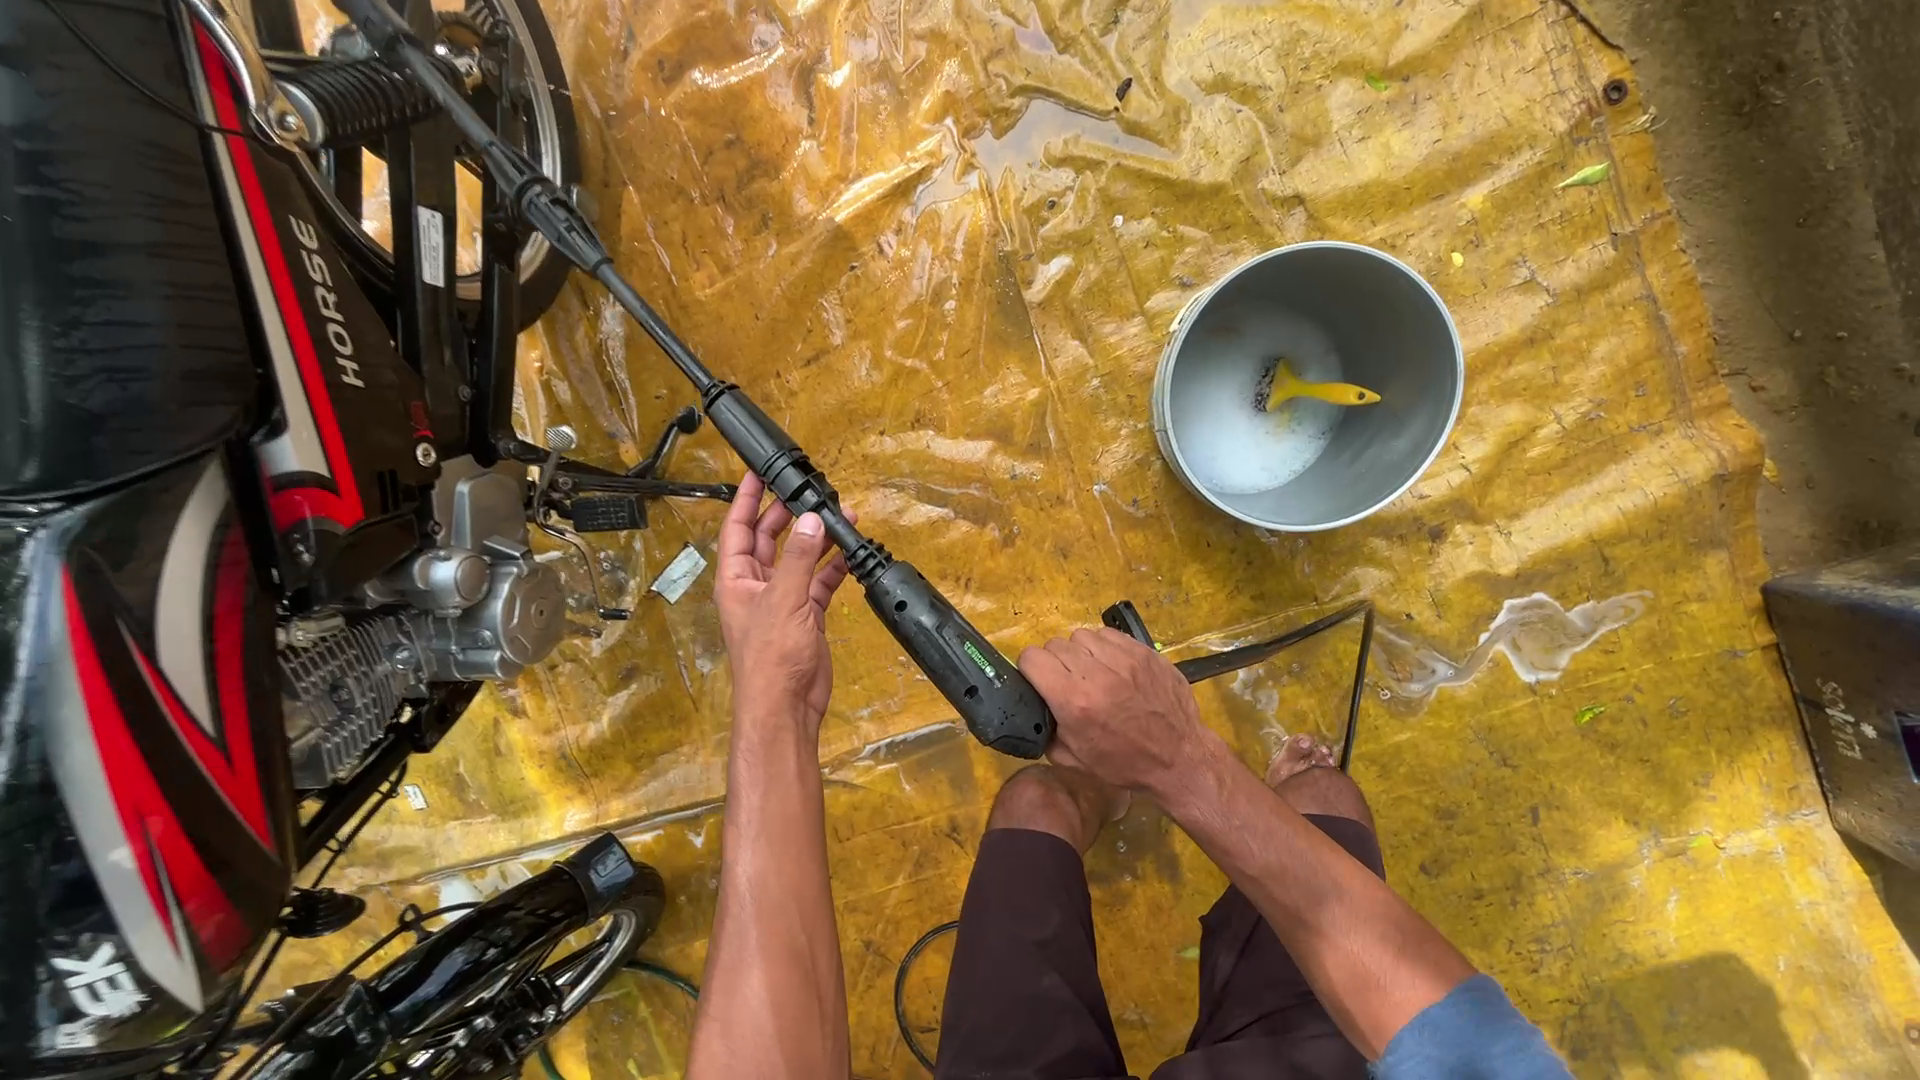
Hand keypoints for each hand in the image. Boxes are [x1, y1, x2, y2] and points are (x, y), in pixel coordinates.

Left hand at [715, 473, 851, 731]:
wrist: (787, 706)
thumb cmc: (771, 658)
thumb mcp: (784, 600)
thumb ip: (800, 558)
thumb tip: (810, 520)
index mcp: (736, 579)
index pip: (737, 527)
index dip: (747, 499)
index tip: (759, 473)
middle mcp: (756, 586)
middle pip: (769, 539)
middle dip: (788, 515)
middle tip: (809, 491)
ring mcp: (782, 601)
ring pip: (798, 559)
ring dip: (816, 539)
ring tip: (840, 517)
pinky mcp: (805, 615)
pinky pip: (818, 582)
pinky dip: (832, 567)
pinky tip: (848, 553)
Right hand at [1018, 627, 1211, 795]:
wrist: (1179, 758)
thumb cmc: (1125, 764)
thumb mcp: (1073, 759)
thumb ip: (1045, 730)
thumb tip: (1033, 708)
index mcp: (1074, 701)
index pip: (1032, 658)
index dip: (1031, 669)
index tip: (1039, 681)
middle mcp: (1096, 674)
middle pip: (1055, 645)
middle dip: (1055, 662)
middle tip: (1068, 682)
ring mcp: (1124, 659)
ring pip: (1081, 635)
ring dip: (1080, 652)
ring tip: (1091, 672)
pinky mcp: (1144, 652)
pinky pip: (1109, 635)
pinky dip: (1104, 647)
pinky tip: (1111, 666)